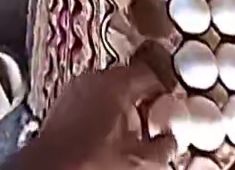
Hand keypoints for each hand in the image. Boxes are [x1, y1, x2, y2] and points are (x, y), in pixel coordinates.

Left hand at [13, 64, 177, 169]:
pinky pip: (89, 103)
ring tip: (130, 137)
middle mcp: (93, 77)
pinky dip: (101, 116)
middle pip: (127, 81)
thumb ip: (163, 148)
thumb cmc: (93, 164)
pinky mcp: (61, 107)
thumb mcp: (139, 161)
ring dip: (121, 110)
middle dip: (142, 103)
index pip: (149, 73)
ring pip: (107, 92)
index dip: (165, 91)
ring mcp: (74, 90)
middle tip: (154, 126)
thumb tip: (171, 141)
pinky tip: (105, 140)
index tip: (173, 106)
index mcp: (115, 82)